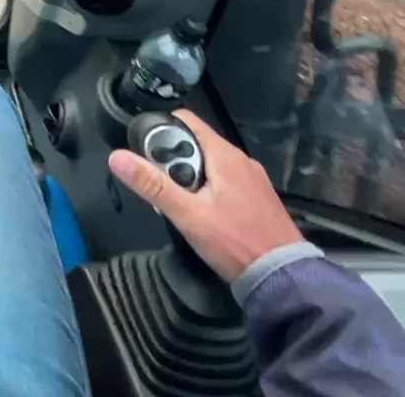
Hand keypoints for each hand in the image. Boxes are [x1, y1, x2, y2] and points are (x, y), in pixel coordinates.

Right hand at [108, 110, 303, 283]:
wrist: (289, 283)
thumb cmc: (236, 243)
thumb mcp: (188, 215)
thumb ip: (152, 185)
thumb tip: (116, 156)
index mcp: (225, 156)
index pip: (185, 121)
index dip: (159, 129)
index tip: (143, 151)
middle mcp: (241, 161)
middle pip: (194, 144)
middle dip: (170, 160)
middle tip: (159, 187)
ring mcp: (253, 180)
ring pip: (207, 164)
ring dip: (186, 177)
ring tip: (177, 205)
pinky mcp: (258, 199)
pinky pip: (223, 181)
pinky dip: (205, 189)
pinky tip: (201, 215)